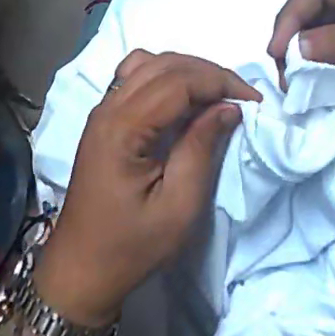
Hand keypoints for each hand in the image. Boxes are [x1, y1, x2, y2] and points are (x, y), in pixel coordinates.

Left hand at [34, 52, 258, 326]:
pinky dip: (165, 74)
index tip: (254, 100)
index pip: (179, 81)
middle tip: (242, 96)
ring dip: (188, 70)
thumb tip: (228, 107)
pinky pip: (135, 76)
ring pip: (149, 62)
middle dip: (210, 73)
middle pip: (165, 64)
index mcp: (123, 130)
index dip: (220, 82)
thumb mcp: (178, 207)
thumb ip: (202, 149)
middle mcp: (108, 109)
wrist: (80, 273)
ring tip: (216, 94)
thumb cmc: (131, 247)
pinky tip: (183, 97)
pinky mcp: (104, 119)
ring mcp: (102, 111)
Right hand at [268, 0, 334, 127]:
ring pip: (322, 25)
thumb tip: (296, 45)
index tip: (278, 51)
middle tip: (283, 71)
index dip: (293, 14)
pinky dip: (321, 62)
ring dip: (304, 48)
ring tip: (294, 80)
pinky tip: (314, 81)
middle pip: (317, 3)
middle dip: (294, 32)